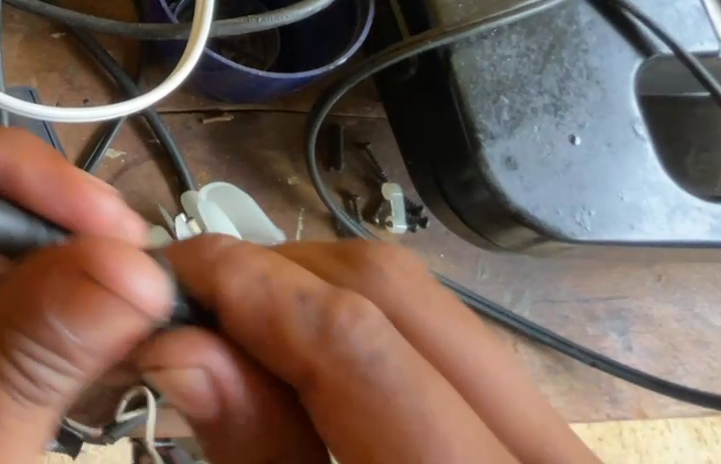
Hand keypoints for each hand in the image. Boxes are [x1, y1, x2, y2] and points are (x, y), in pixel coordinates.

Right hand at [139, 237, 600, 463]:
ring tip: (234, 335)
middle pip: (390, 291)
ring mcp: (563, 449)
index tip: (157, 279)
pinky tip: (299, 369)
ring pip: (416, 301)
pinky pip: (436, 339)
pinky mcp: (544, 445)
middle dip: (267, 275)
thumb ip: (253, 455)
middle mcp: (552, 460)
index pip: (352, 338)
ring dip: (303, 293)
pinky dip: (348, 328)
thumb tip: (178, 341)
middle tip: (188, 308)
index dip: (238, 284)